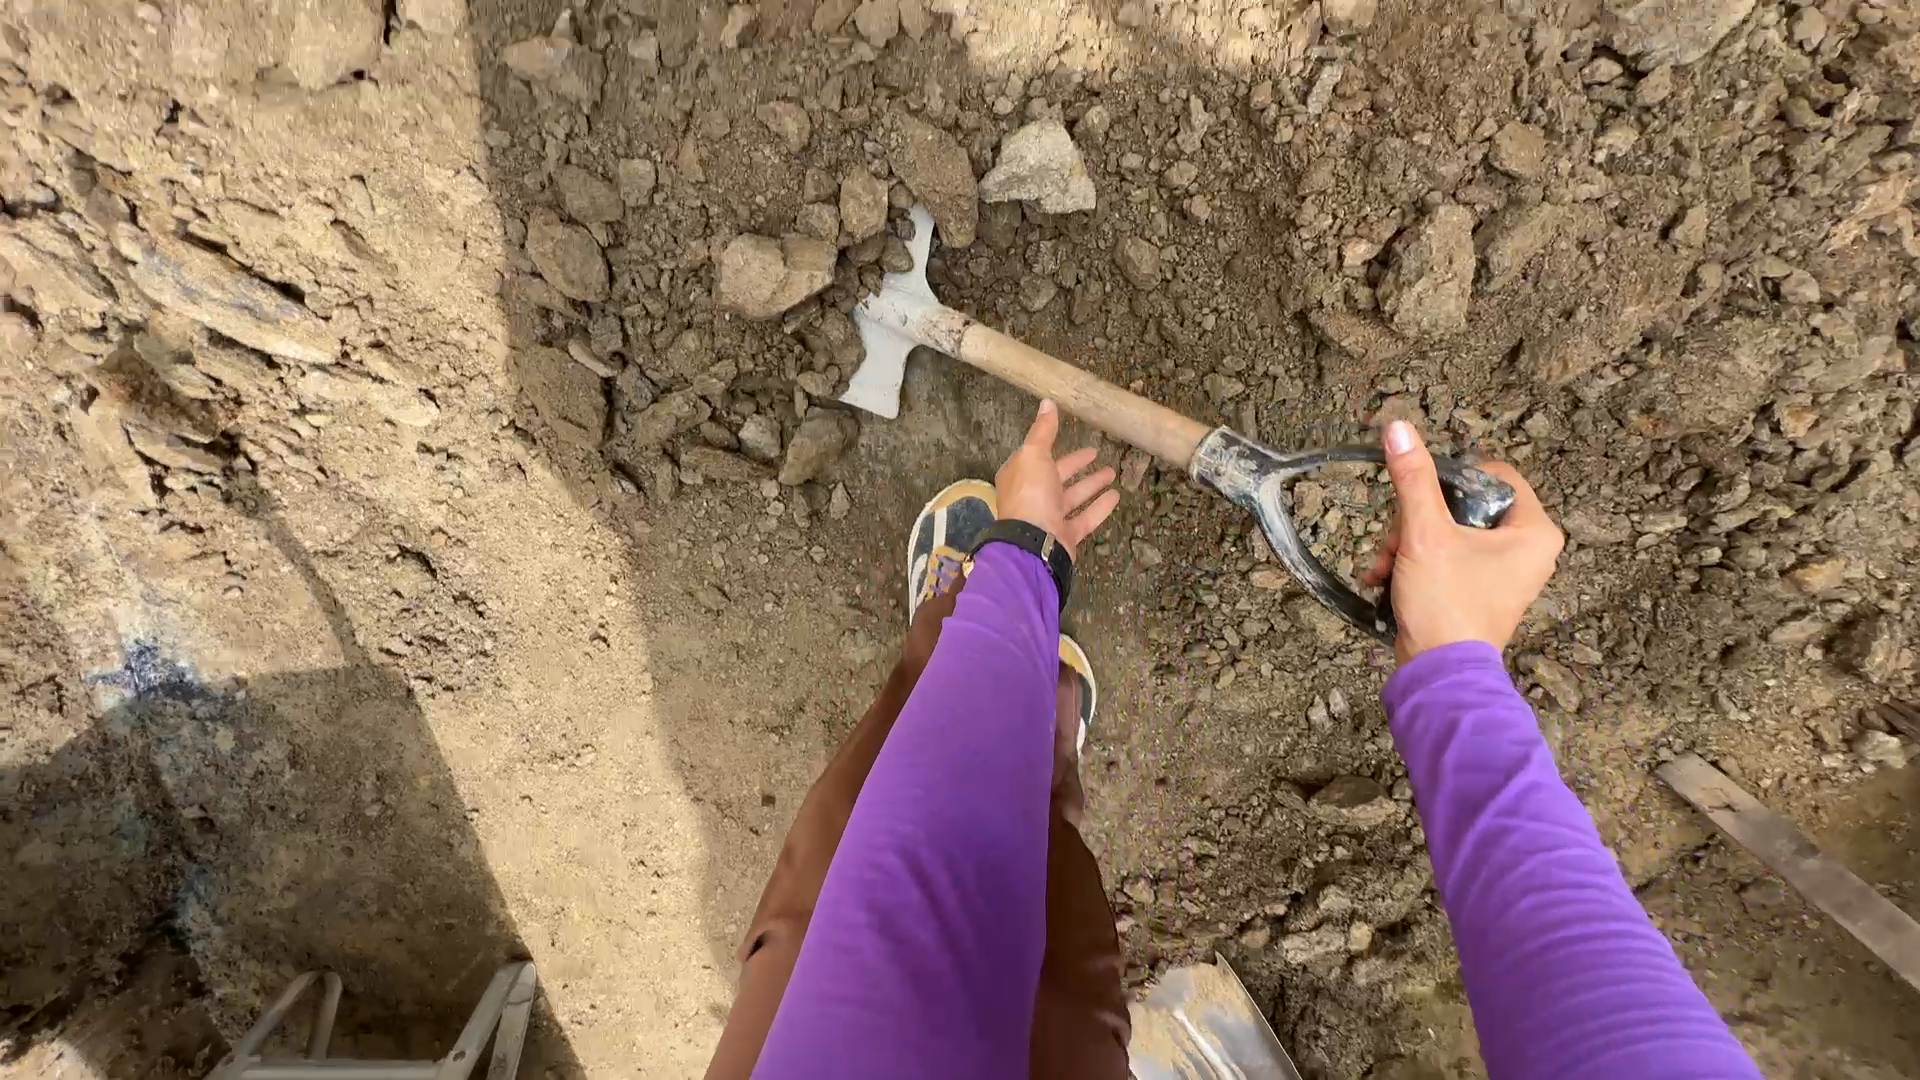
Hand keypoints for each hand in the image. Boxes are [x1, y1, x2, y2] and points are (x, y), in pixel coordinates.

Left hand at [995, 400, 1119, 558]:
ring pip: (1073, 497)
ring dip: (1091, 484)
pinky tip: (1116, 496)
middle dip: (1076, 465)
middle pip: (1057, 476)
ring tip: (1112, 472)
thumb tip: (1047, 402)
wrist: (1034, 542)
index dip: (1053, 446)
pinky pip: (1085, 518)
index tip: (1072, 437)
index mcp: (1019, 477)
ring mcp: (1049, 518)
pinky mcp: (1066, 535)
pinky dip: (1100, 507)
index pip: (1036, 457)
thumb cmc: (1030, 494)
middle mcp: (1032, 497)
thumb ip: (1043, 431)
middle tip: (1096, 453)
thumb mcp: (1034, 454)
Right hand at [1360, 421, 1563, 663]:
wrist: (1438, 669)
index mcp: (1534, 530)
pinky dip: (1413, 564)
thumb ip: (1413, 479)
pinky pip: (1444, 558)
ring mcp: (1503, 572)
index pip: (1493, 475)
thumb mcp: (1424, 534)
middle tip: (1396, 543)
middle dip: (1415, 522)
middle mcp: (1527, 550)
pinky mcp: (1477, 590)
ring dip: (1405, 545)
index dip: (1450, 479)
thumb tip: (1399, 429)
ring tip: (1384, 566)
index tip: (1420, 499)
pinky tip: (1387, 579)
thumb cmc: (1445, 603)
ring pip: (1445, 533)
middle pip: (1461, 506)